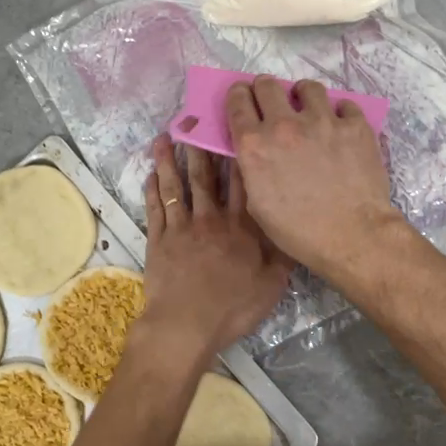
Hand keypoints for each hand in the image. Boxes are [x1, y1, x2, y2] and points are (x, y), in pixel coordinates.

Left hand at [138, 135, 292, 357]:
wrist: (185, 325)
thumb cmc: (232, 308)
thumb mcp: (272, 285)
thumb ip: (283, 254)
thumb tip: (295, 226)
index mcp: (242, 227)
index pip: (242, 183)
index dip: (239, 155)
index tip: (236, 130)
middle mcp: (211, 219)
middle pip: (206, 176)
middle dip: (202, 147)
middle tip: (198, 121)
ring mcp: (181, 227)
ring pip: (176, 185)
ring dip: (170, 159)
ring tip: (165, 135)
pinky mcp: (158, 240)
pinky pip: (155, 207)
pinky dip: (152, 188)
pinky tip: (151, 173)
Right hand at [225, 77, 405, 278]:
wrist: (351, 235)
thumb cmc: (298, 230)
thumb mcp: (256, 205)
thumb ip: (251, 169)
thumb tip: (254, 152)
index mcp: (254, 145)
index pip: (237, 102)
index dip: (238, 96)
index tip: (243, 97)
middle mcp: (284, 125)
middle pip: (268, 85)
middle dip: (265, 89)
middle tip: (272, 100)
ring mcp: (322, 121)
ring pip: (308, 87)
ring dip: (303, 95)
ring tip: (308, 107)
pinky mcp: (355, 126)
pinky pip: (345, 105)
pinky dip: (340, 112)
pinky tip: (340, 126)